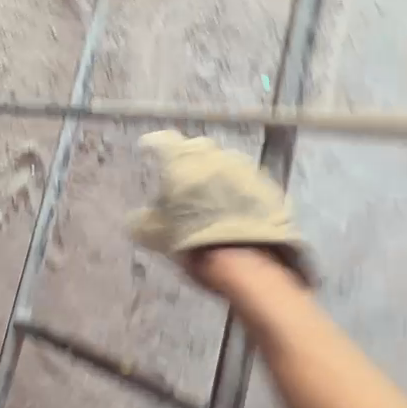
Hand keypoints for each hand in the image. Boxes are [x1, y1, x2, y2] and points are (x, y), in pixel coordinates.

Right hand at [131, 130, 312, 287]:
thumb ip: (142, 218)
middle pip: (196, 147)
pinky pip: (248, 181)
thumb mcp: (154, 234)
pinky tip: (234, 205)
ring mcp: (246, 171)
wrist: (249, 266)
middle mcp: (213, 157)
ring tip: (209, 190)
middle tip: (180, 174)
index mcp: (180, 160)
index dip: (153, 146)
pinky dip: (238, 188)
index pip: (162, 140)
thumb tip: (135, 217)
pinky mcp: (271, 190)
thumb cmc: (192, 242)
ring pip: (225, 162)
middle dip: (187, 157)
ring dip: (215, 171)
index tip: (147, 153)